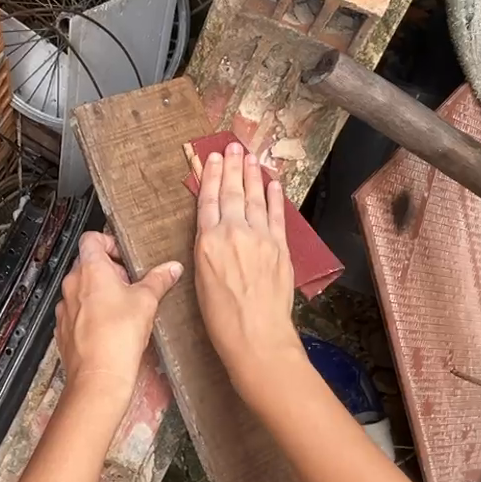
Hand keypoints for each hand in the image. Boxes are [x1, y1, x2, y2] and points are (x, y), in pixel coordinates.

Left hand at [57, 232, 180, 399]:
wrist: (98, 376)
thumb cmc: (117, 337)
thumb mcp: (146, 301)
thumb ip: (159, 280)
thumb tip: (170, 269)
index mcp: (90, 269)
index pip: (91, 238)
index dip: (109, 243)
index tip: (125, 257)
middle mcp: (72, 284)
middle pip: (88, 264)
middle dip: (110, 271)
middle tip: (131, 285)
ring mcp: (65, 306)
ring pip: (82, 289)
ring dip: (100, 293)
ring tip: (123, 309)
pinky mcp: (64, 328)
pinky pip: (77, 312)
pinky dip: (91, 314)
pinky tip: (110, 328)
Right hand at [195, 143, 302, 405]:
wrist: (256, 335)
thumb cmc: (221, 316)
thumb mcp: (200, 278)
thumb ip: (207, 248)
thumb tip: (212, 230)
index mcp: (208, 241)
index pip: (209, 199)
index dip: (211, 176)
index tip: (212, 158)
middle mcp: (233, 233)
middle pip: (232, 192)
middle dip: (232, 167)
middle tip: (233, 146)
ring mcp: (259, 238)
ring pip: (254, 198)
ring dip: (252, 175)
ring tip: (250, 156)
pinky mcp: (280, 247)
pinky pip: (276, 215)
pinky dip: (274, 196)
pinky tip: (272, 182)